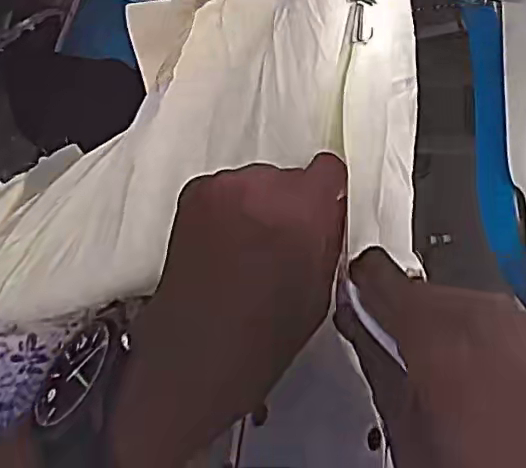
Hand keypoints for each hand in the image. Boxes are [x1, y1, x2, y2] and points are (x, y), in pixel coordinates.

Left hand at [106, 154, 347, 467]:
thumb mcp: (321, 287)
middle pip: (290, 178)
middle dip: (289, 204)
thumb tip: (331, 209)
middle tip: (279, 243)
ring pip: (257, 181)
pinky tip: (222, 244)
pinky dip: (226, 208)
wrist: (193, 357)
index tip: (321, 208)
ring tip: (246, 249)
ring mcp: (226, 186)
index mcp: (305, 209)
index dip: (326, 192)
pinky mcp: (196, 192)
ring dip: (256, 204)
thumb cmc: (262, 336)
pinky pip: (225, 188)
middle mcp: (266, 185)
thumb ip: (330, 235)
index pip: (329, 169)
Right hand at [336, 248, 525, 467]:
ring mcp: (505, 316)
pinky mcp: (525, 329)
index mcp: (434, 326)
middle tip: (379, 334)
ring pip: (446, 290)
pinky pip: (478, 306)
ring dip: (429, 313)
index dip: (357, 281)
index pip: (378, 270)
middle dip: (394, 303)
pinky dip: (460, 323)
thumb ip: (372, 354)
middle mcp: (475, 308)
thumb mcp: (401, 421)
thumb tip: (355, 318)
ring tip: (421, 360)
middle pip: (414, 280)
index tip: (352, 291)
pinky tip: (454, 363)